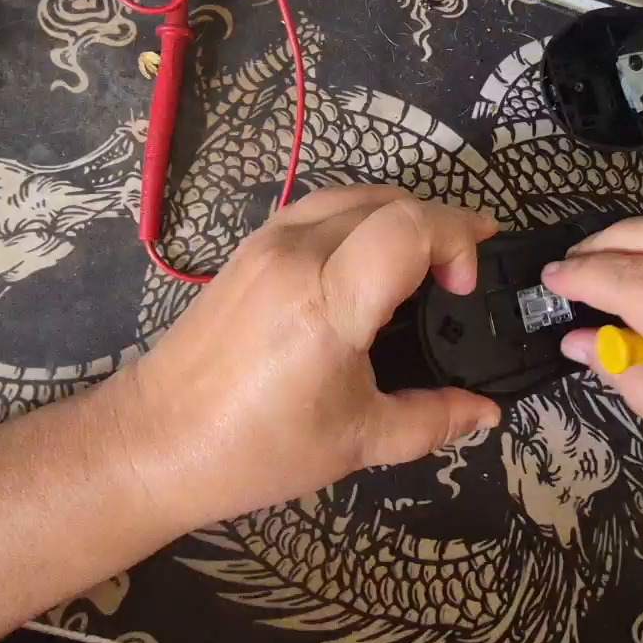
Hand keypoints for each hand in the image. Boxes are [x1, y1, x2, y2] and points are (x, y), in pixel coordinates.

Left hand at [105, 187, 502, 533]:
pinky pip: (321, 205)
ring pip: (356, 194)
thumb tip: (487, 412)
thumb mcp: (356, 441)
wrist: (155, 438)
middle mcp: (298, 252)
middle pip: (391, 202)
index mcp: (328, 300)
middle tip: (462, 270)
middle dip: (442, 224)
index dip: (456, 239)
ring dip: (403, 213)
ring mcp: (269, 240)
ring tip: (429, 252)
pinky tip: (372, 251)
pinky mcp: (251, 243)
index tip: (464, 286)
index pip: (410, 227)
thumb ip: (433, 420)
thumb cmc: (257, 448)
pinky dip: (363, 214)